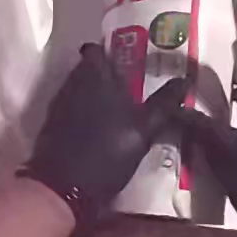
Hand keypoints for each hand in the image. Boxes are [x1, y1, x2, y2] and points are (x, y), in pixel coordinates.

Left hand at [23, 44, 190, 227]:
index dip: (108, 51)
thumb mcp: (143, 130)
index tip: (125, 59)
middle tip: (127, 84)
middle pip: (86, 68)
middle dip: (103, 73)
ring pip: (76, 87)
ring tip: (114, 105)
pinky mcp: (51, 124)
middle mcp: (73, 84)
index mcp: (95, 77)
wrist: (62, 186)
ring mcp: (58, 104)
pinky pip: (69, 106)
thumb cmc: (107, 151)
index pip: (96, 50)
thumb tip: (185, 79)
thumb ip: (164, 104)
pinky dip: (81, 109)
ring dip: (92, 92)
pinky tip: (95, 125)